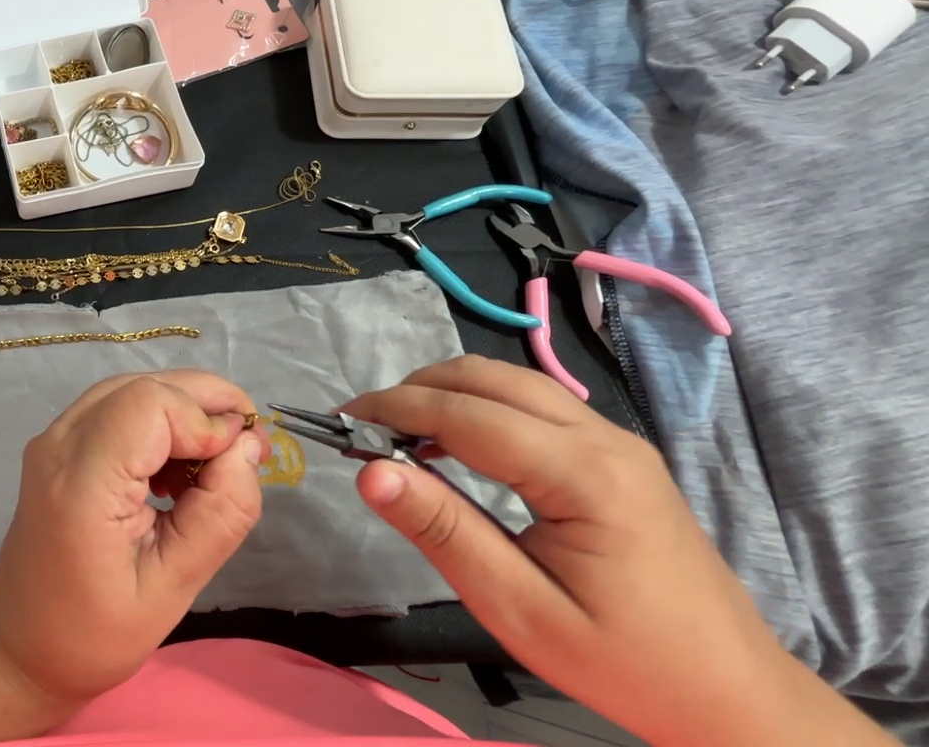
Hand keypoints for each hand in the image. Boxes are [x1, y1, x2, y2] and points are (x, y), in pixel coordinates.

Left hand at [0, 370, 271, 703]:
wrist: (19, 642)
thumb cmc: (94, 633)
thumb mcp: (172, 590)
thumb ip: (218, 516)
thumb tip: (248, 447)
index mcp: (81, 485)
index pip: (148, 404)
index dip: (203, 419)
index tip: (238, 462)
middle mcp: (59, 445)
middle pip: (141, 386)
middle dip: (205, 403)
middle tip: (249, 448)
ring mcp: (52, 439)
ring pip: (130, 388)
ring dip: (183, 409)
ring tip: (218, 461)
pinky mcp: (56, 444)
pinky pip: (115, 406)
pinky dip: (157, 419)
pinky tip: (176, 466)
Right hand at [347, 356, 895, 746]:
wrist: (733, 695)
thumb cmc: (621, 660)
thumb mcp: (518, 609)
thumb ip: (443, 532)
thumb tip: (370, 471)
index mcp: (584, 475)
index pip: (466, 414)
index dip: (395, 410)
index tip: (341, 424)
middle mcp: (603, 438)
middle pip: (487, 378)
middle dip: (414, 391)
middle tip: (365, 431)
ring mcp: (615, 440)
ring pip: (509, 380)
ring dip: (444, 392)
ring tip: (398, 435)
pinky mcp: (615, 452)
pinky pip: (531, 402)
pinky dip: (475, 405)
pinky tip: (452, 444)